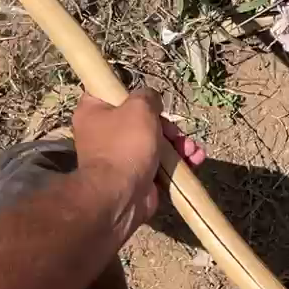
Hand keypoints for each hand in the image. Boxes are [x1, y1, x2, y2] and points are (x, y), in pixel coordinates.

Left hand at [72, 87, 205, 241]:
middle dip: (166, 126)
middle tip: (175, 133)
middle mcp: (103, 133)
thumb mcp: (139, 107)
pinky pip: (160, 163)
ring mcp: (120, 156)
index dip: (132, 93)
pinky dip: (177, 162)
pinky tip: (194, 160)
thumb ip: (147, 96)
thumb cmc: (125, 144)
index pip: (109, 93)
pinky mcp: (137, 176)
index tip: (149, 98)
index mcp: (93, 111)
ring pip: (154, 142)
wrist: (121, 196)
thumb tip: (151, 101)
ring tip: (191, 151)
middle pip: (140, 120)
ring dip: (177, 145)